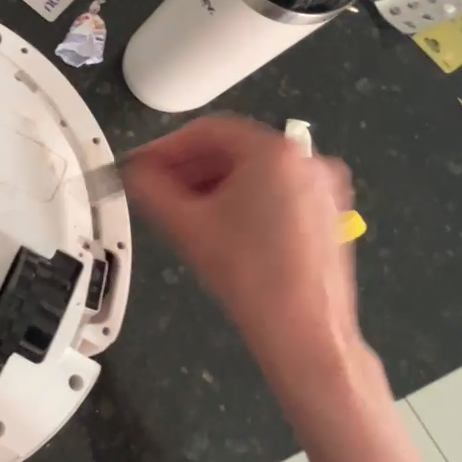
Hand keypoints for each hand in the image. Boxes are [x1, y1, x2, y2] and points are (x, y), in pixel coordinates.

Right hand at [121, 115, 361, 385]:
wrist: (305, 331)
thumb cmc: (248, 273)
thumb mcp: (184, 224)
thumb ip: (147, 186)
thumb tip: (132, 172)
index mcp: (274, 152)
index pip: (208, 130)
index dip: (167, 146)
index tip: (142, 165)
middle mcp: (306, 160)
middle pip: (232, 148)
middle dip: (188, 165)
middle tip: (156, 186)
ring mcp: (323, 188)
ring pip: (253, 170)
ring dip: (211, 182)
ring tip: (181, 207)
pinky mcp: (329, 214)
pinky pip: (275, 190)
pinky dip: (241, 198)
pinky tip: (217, 223)